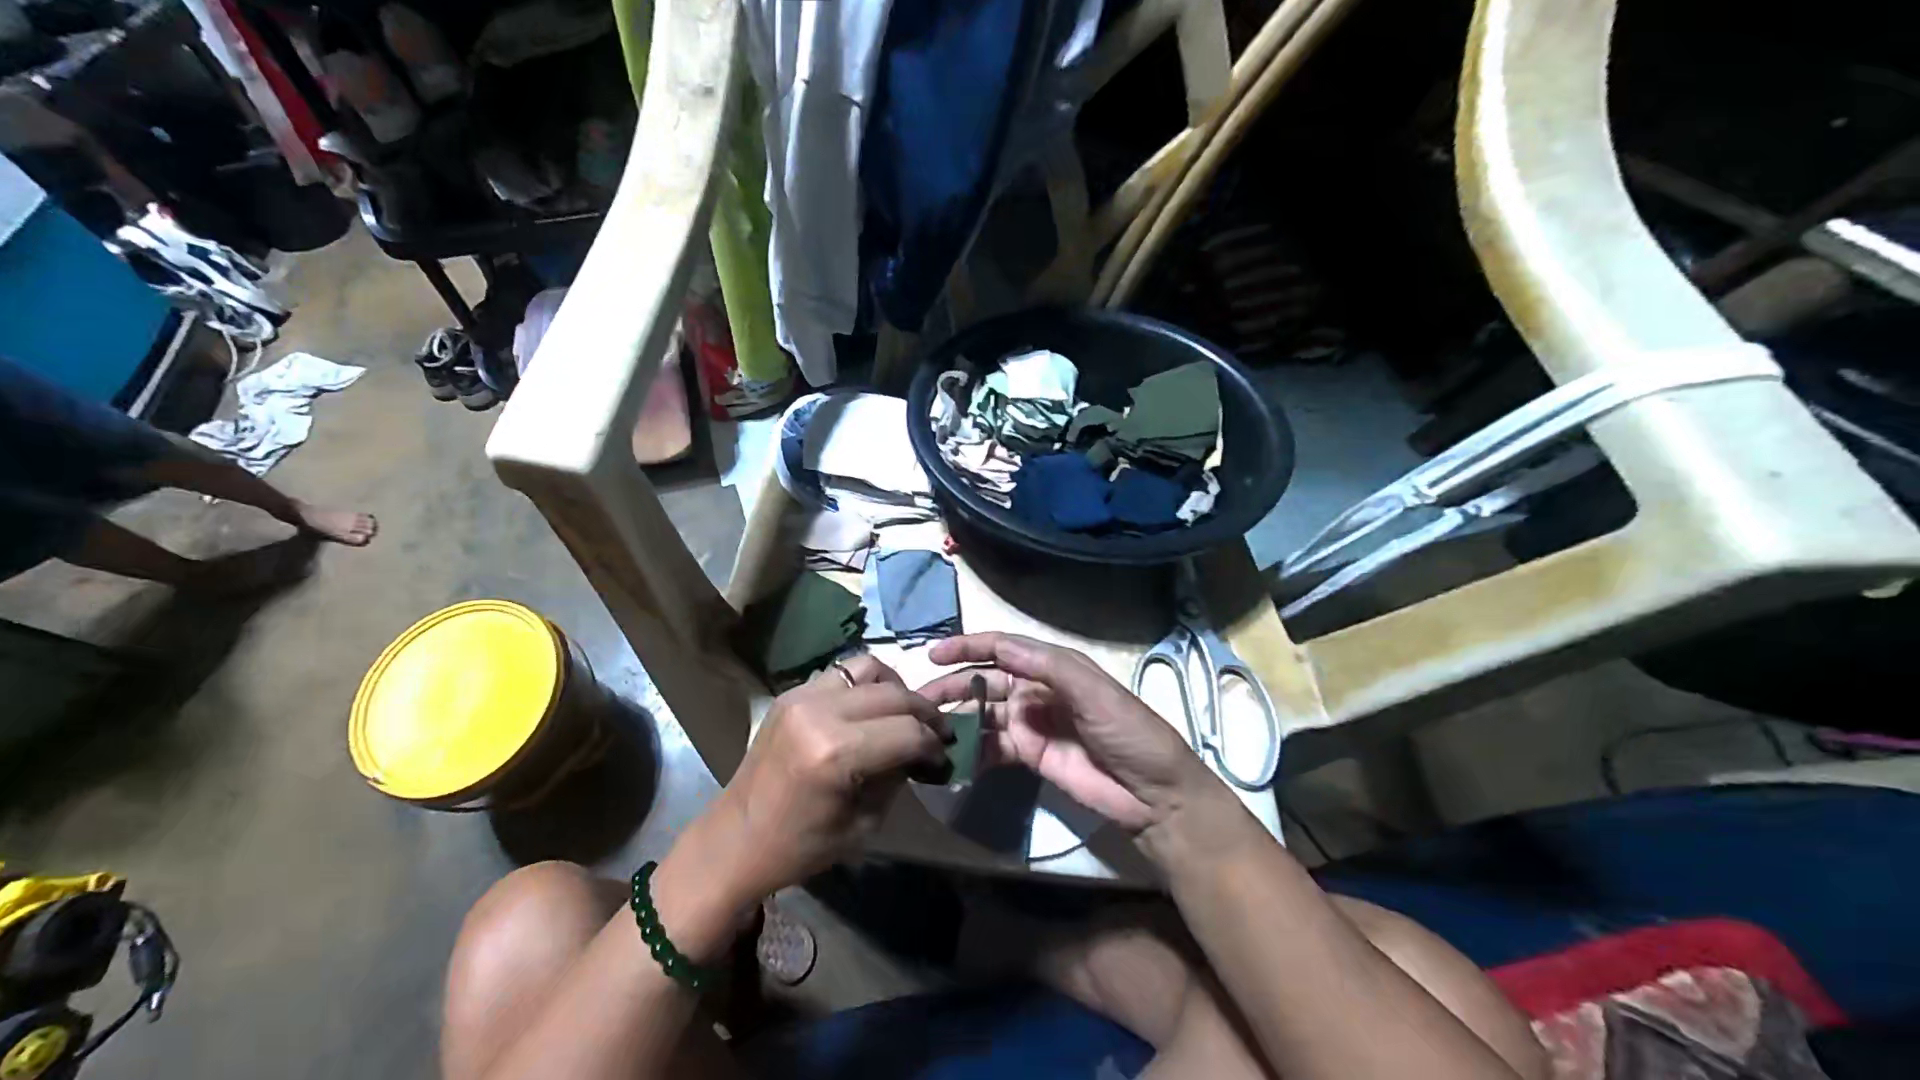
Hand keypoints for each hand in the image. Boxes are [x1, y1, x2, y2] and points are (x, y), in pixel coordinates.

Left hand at [693, 655, 951, 904]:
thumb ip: (897, 776)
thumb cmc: (800, 846)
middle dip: (925, 714)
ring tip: (904, 714)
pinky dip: (867, 685)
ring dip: (896, 689)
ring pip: (870, 669)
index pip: (909, 732)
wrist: (735, 840)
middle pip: (895, 695)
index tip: (943, 758)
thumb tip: (924, 750)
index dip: (934, 745)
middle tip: (937, 734)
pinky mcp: (791, 693)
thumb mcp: (864, 823)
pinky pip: (842, 673)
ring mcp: (802, 696)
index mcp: (836, 753)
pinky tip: (872, 709)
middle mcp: (819, 712)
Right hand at [919, 633, 1218, 831]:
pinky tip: (950, 757)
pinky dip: (971, 750)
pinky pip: (992, 748)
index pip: (1003, 649)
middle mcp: (1037, 690)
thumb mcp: (1094, 692)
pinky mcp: (1030, 756)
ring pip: (984, 714)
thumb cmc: (1129, 732)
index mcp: (1053, 668)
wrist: (1154, 794)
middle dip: (954, 685)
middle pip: (985, 681)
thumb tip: (1002, 647)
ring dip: (957, 717)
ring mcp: (1031, 724)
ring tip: (927, 728)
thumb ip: (1049, 667)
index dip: (968, 647)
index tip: (933, 654)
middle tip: (920, 700)